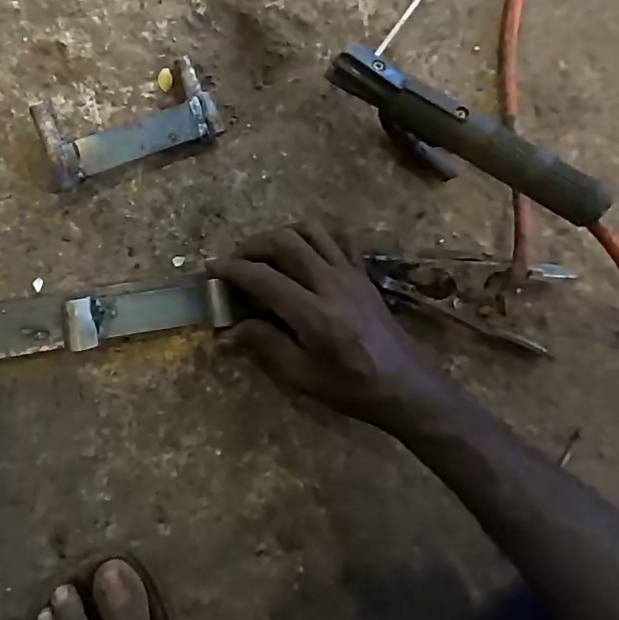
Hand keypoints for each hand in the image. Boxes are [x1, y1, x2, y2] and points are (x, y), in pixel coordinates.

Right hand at [212, 222, 449, 430]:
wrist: (406, 385)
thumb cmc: (352, 388)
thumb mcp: (303, 377)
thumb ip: (265, 345)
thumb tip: (228, 330)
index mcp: (314, 314)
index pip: (264, 278)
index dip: (233, 270)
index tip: (212, 269)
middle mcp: (331, 283)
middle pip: (286, 242)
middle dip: (253, 245)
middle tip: (236, 261)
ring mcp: (351, 273)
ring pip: (312, 232)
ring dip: (282, 234)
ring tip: (266, 252)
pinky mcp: (363, 273)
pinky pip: (340, 238)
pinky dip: (317, 235)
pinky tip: (305, 249)